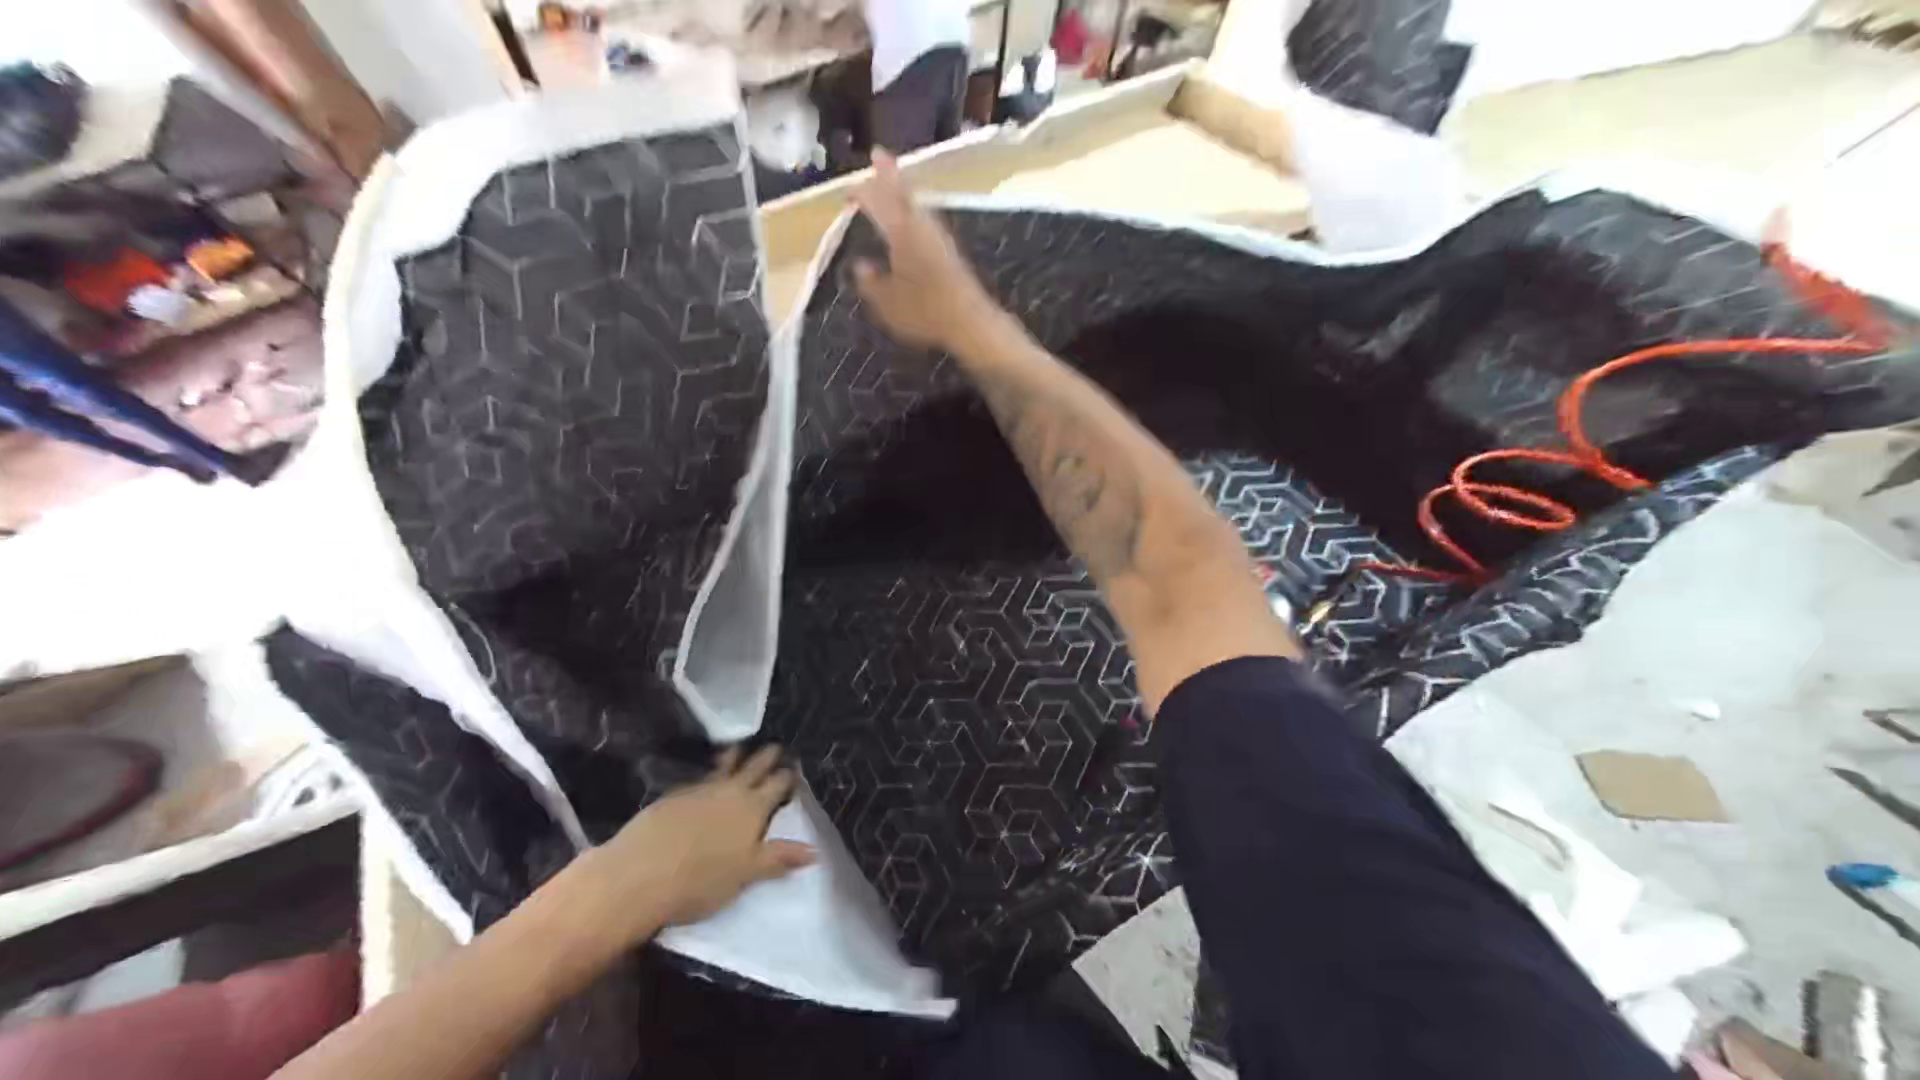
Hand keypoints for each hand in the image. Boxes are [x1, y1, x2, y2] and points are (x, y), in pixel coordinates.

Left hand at [584, 745, 815, 939]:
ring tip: (740, 747)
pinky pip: (700, 777)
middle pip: (753, 768)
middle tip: (775, 746)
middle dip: (766, 758)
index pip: (777, 785)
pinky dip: (709, 772)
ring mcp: (700, 790)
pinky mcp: (673, 796)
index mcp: (753, 808)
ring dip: (735, 757)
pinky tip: (706, 776)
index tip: (794, 768)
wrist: (639, 874)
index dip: (787, 777)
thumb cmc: (700, 880)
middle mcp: (730, 792)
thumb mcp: (746, 874)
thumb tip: (815, 850)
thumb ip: (779, 858)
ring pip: (724, 767)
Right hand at [850, 151, 1005, 352]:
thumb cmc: (924, 311)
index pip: (878, 203)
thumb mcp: (887, 301)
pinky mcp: (950, 252)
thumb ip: (870, 282)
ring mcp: (939, 238)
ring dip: (904, 191)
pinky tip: (915, 219)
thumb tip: (860, 266)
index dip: (863, 193)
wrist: (969, 320)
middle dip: (889, 174)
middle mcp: (921, 227)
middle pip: (903, 193)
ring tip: (894, 180)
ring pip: (917, 205)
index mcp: (901, 233)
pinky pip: (926, 220)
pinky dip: (915, 211)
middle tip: (879, 154)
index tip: (847, 192)